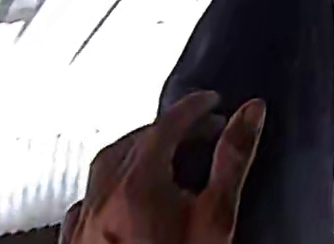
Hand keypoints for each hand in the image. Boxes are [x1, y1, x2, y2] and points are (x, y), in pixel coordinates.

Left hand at [62, 92, 264, 243]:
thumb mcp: (216, 217)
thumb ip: (233, 158)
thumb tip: (251, 110)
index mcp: (137, 186)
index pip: (168, 125)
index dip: (195, 108)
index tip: (213, 102)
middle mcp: (102, 202)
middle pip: (134, 142)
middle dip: (168, 127)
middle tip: (198, 130)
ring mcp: (82, 232)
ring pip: (104, 170)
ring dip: (135, 151)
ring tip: (162, 155)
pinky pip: (83, 206)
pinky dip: (106, 188)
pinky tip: (120, 199)